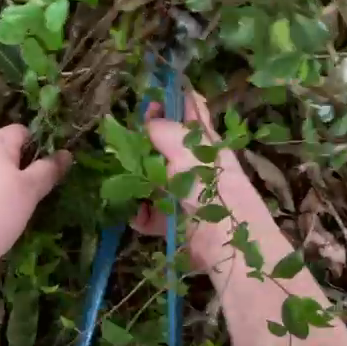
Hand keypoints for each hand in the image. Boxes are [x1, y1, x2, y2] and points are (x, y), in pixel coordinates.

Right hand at [134, 91, 273, 270]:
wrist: (226, 245)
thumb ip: (169, 133)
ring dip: (135, 181)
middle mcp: (194, 167)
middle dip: (143, 144)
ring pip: (152, 180)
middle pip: (164, 146)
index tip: (148, 100)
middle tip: (124, 141)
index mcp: (206, 144)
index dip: (171, 101)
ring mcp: (182, 196)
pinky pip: (150, 214)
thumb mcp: (190, 153)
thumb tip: (151, 122)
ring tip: (121, 180)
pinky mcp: (173, 223)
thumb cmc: (213, 192)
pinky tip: (135, 215)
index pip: (190, 111)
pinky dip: (140, 215)